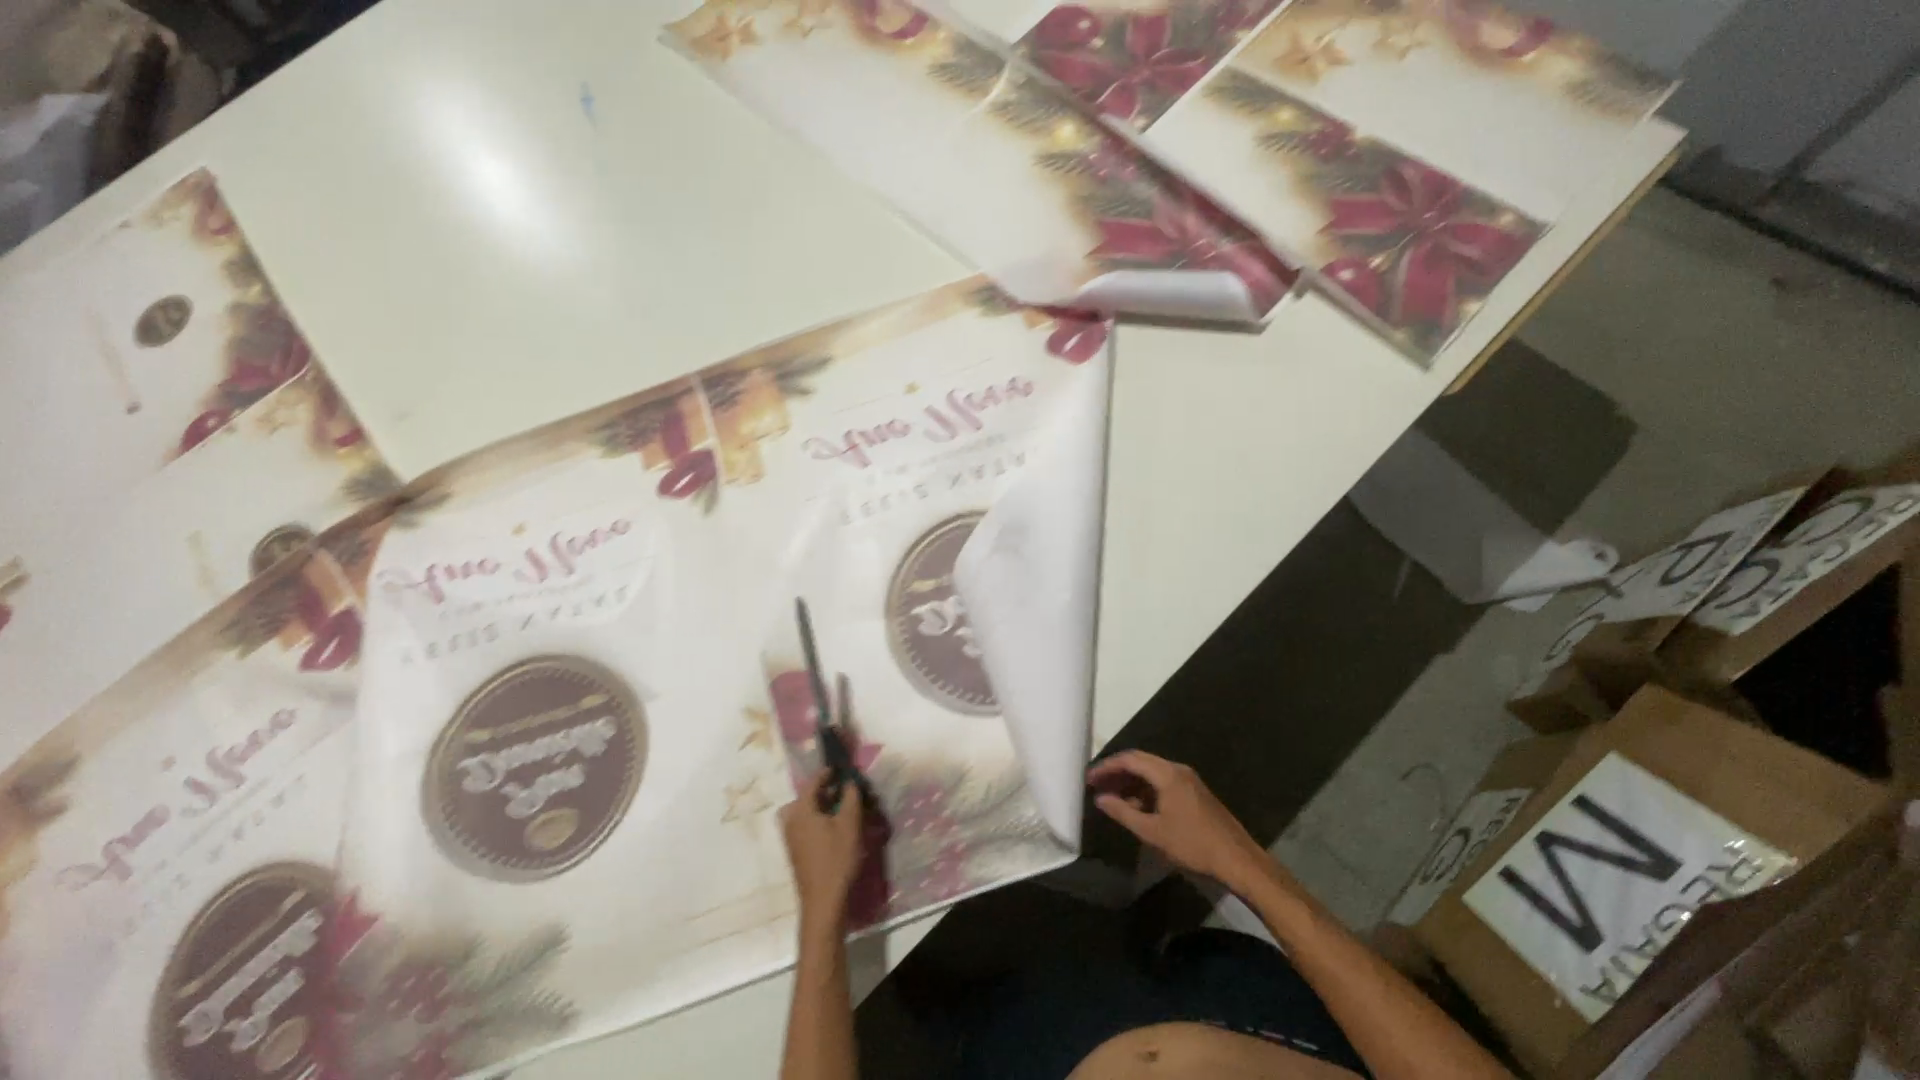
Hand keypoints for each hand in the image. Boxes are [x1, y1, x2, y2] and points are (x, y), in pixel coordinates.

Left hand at [781, 770, 865, 932]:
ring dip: (821, 807)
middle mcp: (790, 820)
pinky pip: (804, 825)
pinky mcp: (794, 851)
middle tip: (844, 790)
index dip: (827, 773)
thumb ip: (850, 798)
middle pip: (806, 797)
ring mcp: (790, 837)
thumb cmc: (837, 859)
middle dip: (824, 791)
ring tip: (841, 809)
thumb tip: (849, 781)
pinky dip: (817, 820)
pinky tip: (833, 829)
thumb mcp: (850, 825)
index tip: (841, 769)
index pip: (812, 782)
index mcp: (800, 810)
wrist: (823, 901)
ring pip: (805, 812)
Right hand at [1088, 751, 1272, 894]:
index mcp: (1168, 774)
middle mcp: (1178, 770)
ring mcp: (1189, 781)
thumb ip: (1123, 812)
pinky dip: (1146, 790)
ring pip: (1152, 773)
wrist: (1236, 859)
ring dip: (1131, 782)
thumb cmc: (1192, 844)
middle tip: (1096, 786)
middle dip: (1117, 772)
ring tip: (1111, 798)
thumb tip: (1100, 799)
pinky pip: (1164, 783)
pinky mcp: (1195, 793)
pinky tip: (1136, 807)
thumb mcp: (1152, 831)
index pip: (1130, 759)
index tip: (1089, 779)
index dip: (1107, 767)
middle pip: (1141, 762)